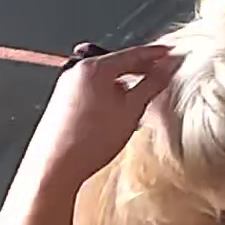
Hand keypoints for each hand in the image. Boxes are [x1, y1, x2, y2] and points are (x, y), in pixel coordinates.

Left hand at [10, 43, 177, 209]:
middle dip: (142, 69)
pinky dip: (111, 94)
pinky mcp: (62, 105)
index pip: (134, 53)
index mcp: (94, 68)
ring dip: (127, 83)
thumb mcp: (133, 108)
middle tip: (163, 72)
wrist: (53, 171)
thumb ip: (154, 82)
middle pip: (118, 63)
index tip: (171, 53)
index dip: (157, 54)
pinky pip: (94, 90)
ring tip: (144, 94)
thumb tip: (169, 67)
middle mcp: (77, 73)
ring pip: (106, 78)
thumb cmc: (89, 141)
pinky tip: (121, 109)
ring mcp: (66, 89)